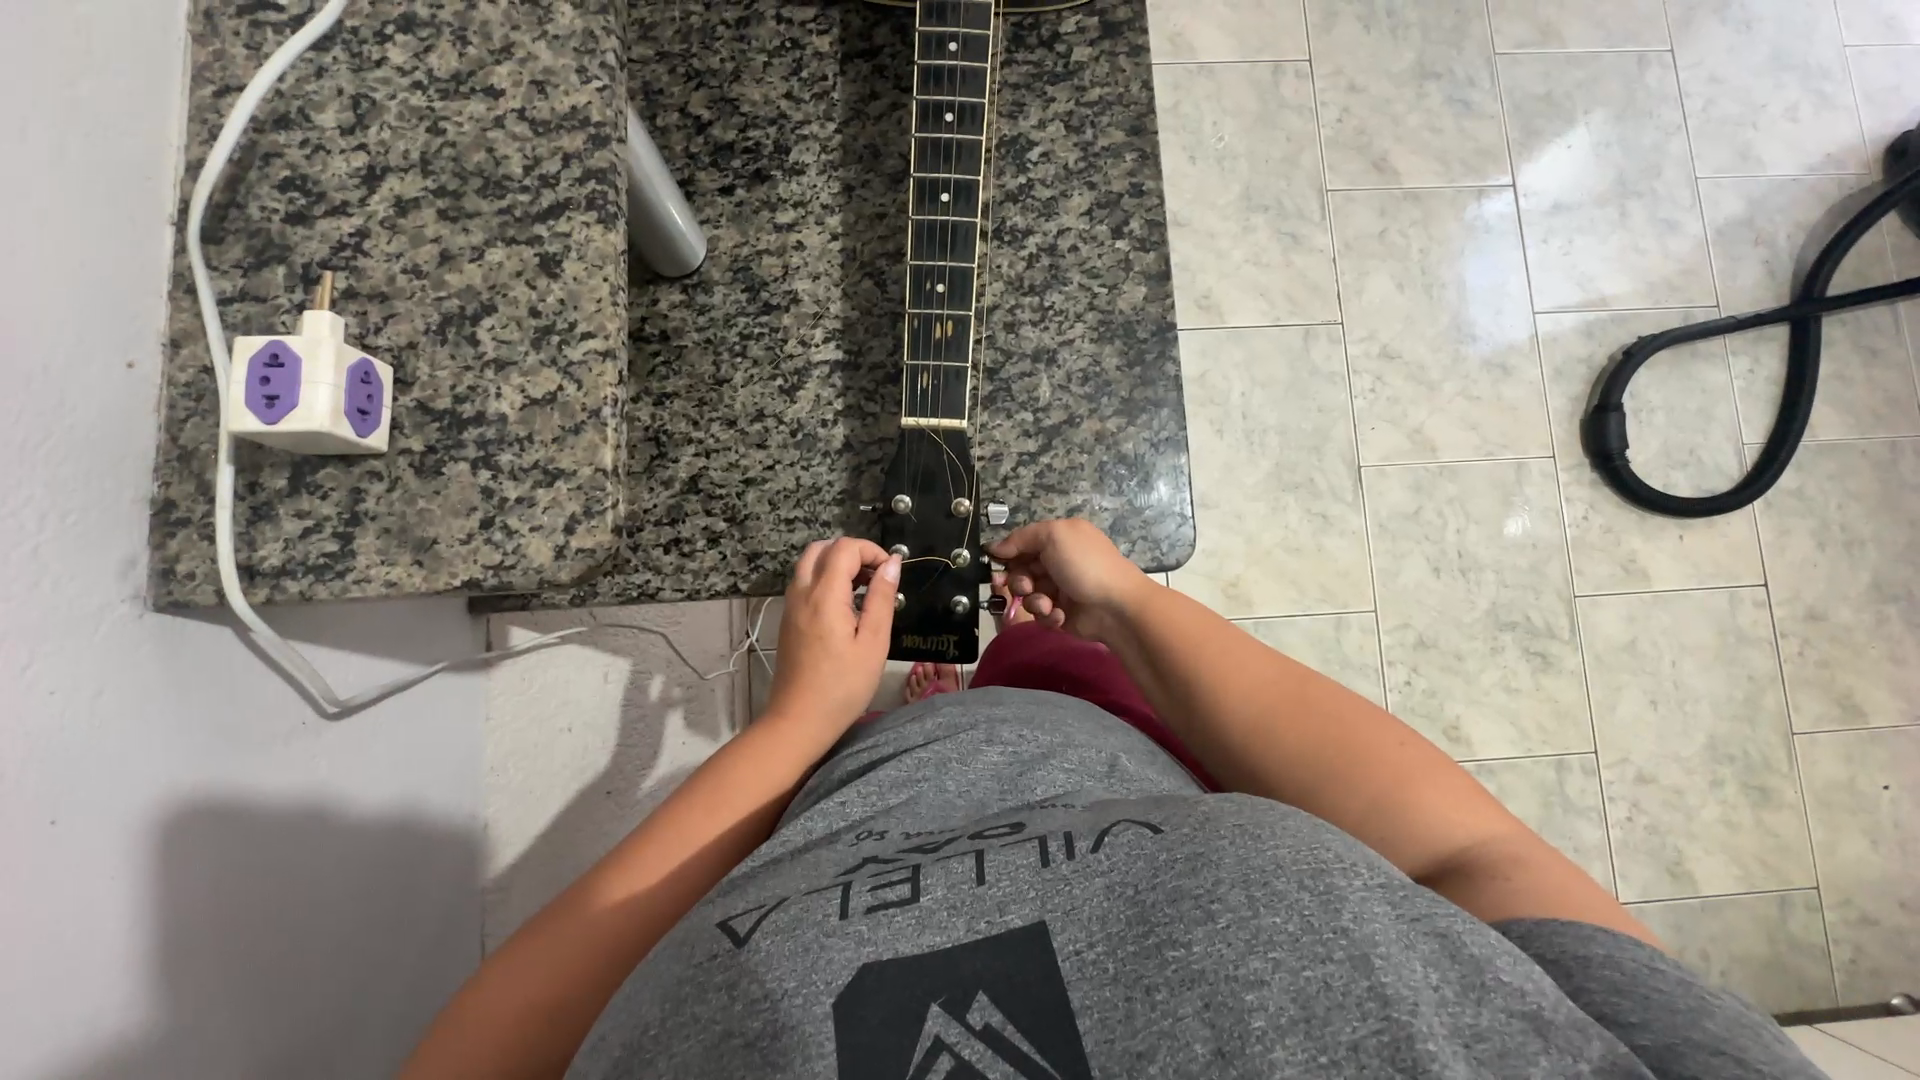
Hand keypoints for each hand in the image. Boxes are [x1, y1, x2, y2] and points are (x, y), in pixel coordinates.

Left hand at [763, 537, 900, 730]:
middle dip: (852, 552)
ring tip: (863, 590)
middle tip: (876, 576)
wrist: (798, 720)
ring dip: (837, 565)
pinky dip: (825, 580)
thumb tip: (892, 564)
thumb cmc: (843, 686)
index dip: (871, 550)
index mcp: (824, 595)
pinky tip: (845, 608)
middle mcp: (802, 593)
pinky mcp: (787, 620)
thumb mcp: (873, 643)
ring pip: (809, 564)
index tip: (891, 572)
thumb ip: (882, 598)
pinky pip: (804, 584)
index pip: (844, 548)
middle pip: (821, 548)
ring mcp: (790, 606)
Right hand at [986, 519, 1154, 642]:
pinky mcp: (1061, 613)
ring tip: (1047, 604)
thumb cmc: (1084, 565)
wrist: (1115, 606)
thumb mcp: (1053, 536)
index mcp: (1059, 539)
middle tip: (1025, 586)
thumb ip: (1020, 538)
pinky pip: (1040, 614)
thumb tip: (993, 547)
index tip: (994, 566)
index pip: (1022, 545)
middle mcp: (1057, 562)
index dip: (1007, 555)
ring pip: (1027, 595)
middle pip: (1020, 571)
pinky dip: (1047, 615)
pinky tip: (1060, 614)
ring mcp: (1059, 589)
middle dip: (1018, 580)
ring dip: (1033, 600)